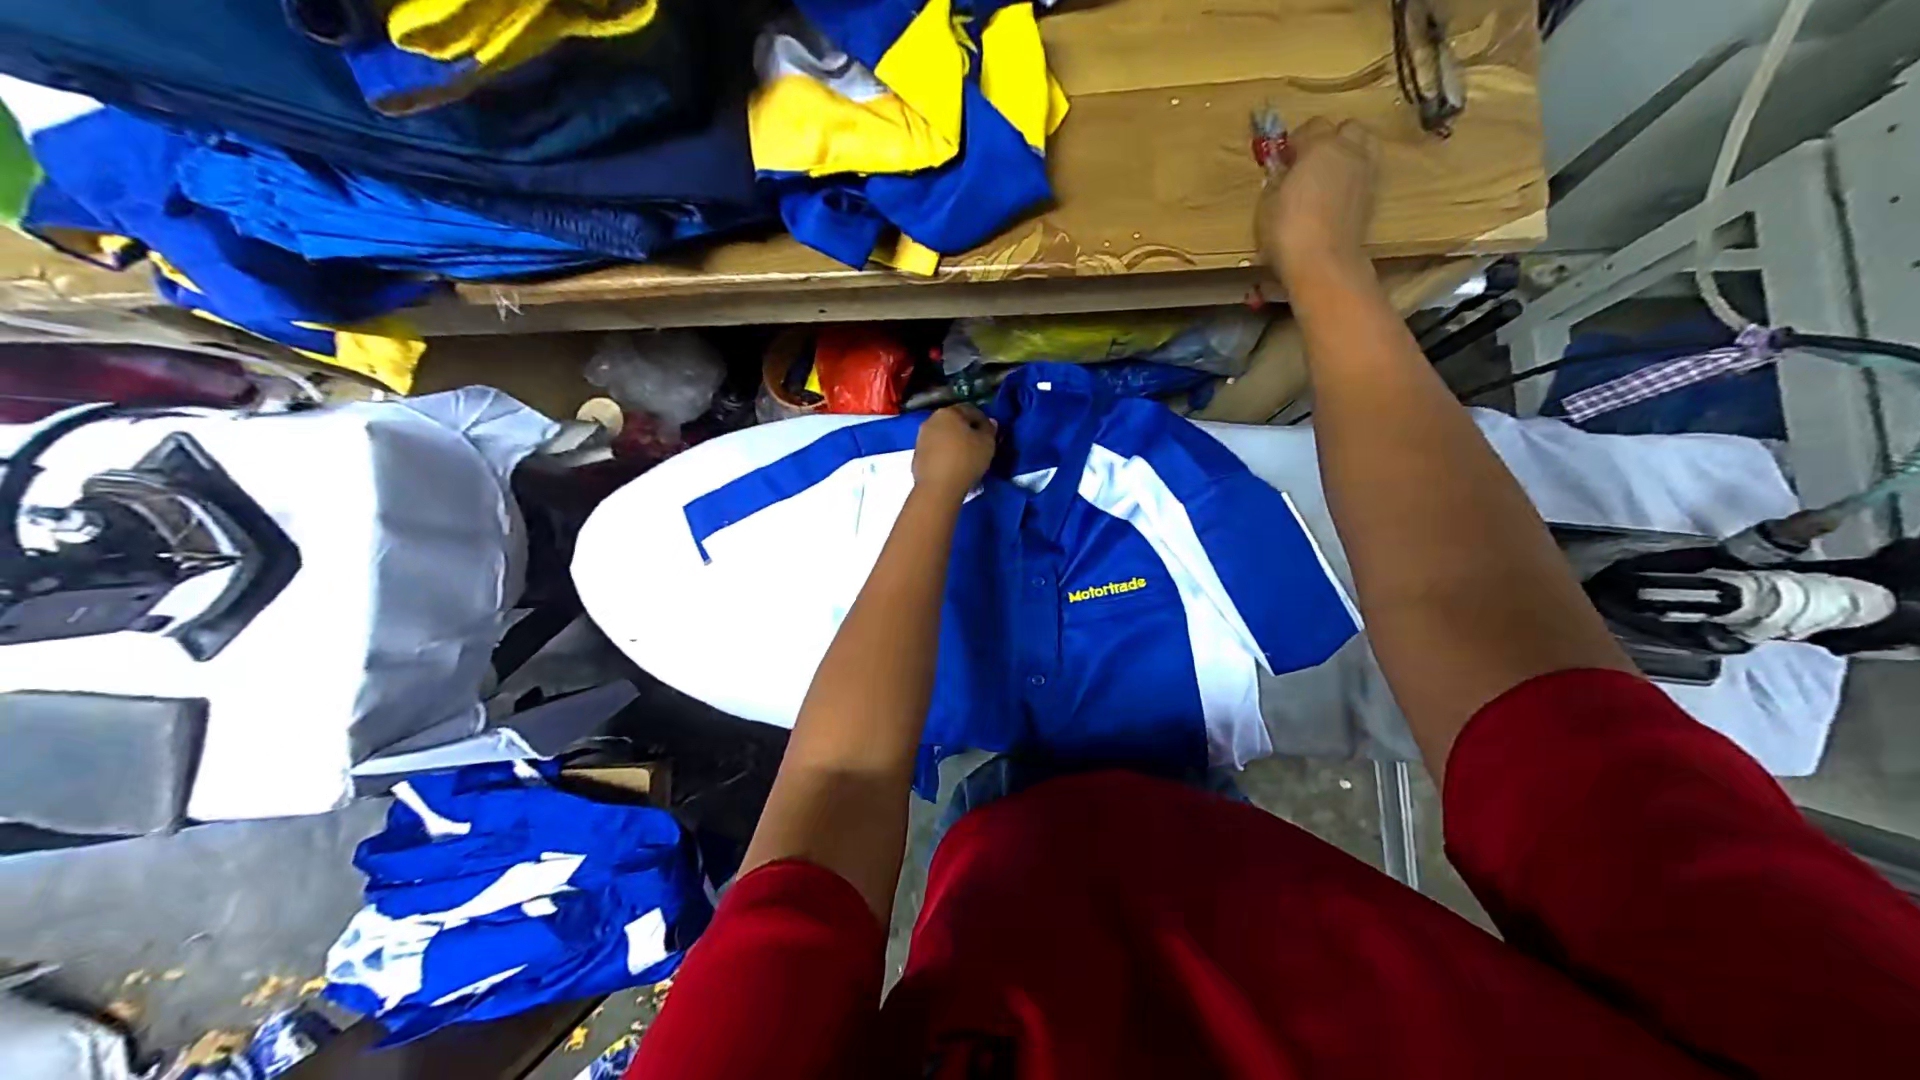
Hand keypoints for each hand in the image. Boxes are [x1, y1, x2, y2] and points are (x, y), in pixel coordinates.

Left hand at [913, 404, 996, 498]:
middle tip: (978, 444)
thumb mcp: (987, 443)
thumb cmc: (966, 460)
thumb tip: (988, 423)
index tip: (991, 434)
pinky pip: (935, 450)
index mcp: (948, 412)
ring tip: (965, 456)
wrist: (938, 487)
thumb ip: (989, 430)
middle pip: (954, 422)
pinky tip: (952, 465)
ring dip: (954, 442)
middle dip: (966, 430)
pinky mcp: (917, 456)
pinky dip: (944, 454)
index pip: (971, 410)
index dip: (983, 421)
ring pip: (943, 436)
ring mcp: (921, 438)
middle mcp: (931, 420)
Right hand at [1255, 118, 1379, 287]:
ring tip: (1328, 175)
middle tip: (1309, 163)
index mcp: (1320, 146)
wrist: (1323, 263)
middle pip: (1346, 128)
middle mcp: (1349, 151)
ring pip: (1363, 145)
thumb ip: (1278, 180)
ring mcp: (1366, 172)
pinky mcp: (1373, 195)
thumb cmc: (1287, 231)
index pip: (1311, 126)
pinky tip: (1337, 195)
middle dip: (1329, 139)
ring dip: (1347, 153)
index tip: (1284, 159)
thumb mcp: (1268, 204)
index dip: (1296, 141)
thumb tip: (1282, 174)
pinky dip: (1353, 175)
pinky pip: (1365, 171)